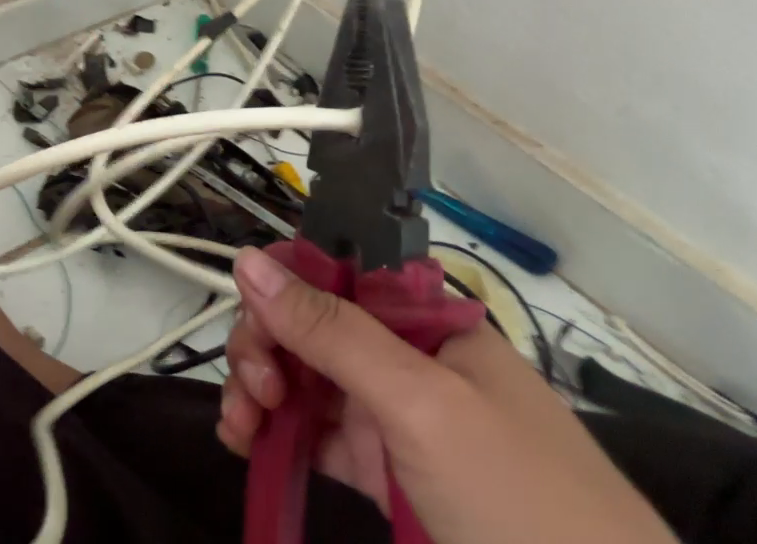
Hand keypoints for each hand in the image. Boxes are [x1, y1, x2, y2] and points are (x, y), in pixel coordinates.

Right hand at [216, 246, 677, 543]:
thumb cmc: (516, 497)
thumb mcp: (421, 404)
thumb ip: (332, 331)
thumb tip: (247, 260)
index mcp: (425, 321)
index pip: (332, 274)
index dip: (282, 289)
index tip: (255, 325)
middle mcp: (402, 356)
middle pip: (306, 326)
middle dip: (265, 347)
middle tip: (255, 392)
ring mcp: (389, 413)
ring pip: (299, 377)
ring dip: (257, 391)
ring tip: (240, 428)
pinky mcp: (376, 466)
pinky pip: (308, 431)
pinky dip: (270, 432)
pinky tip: (245, 443)